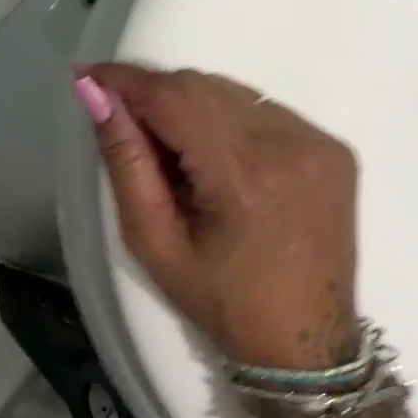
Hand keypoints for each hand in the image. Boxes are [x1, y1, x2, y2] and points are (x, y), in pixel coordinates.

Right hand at [75, 63, 359, 368]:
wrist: (305, 342)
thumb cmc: (217, 296)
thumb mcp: (150, 236)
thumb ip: (124, 159)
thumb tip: (95, 95)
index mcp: (247, 175)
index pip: (174, 97)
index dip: (125, 80)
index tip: (84, 76)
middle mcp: (293, 145)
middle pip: (200, 86)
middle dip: (150, 92)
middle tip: (116, 120)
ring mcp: (320, 144)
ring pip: (228, 91)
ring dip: (182, 102)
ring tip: (161, 146)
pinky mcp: (332, 149)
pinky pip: (256, 107)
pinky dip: (217, 115)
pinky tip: (203, 152)